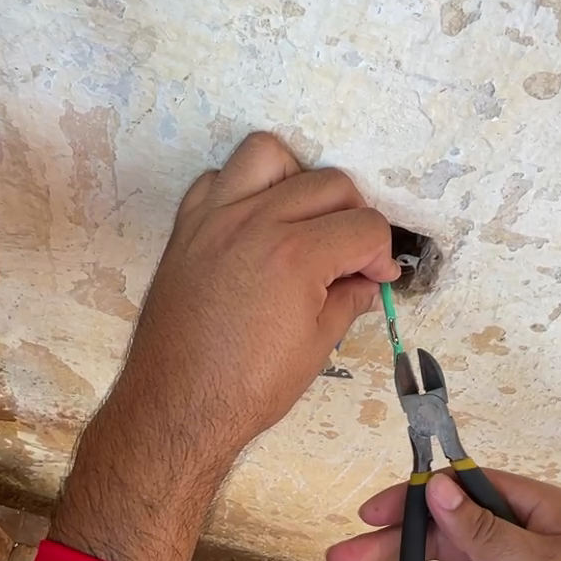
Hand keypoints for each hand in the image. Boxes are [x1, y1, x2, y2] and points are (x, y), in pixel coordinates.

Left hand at [114, 132, 400, 459]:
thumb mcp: (316, 347)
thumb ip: (348, 299)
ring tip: (303, 219)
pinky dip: (244, 189)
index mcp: (295, 256)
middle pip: (329, 183)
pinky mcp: (186, 228)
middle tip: (351, 254)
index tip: (378, 276)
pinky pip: (218, 178)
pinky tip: (254, 225)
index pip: (364, 227)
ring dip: (297, 178)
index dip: (382, 254)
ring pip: (268, 154)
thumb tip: (366, 279)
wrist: (177, 405)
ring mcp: (214, 218)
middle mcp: (254, 222)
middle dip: (354, 216)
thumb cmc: (247, 387)